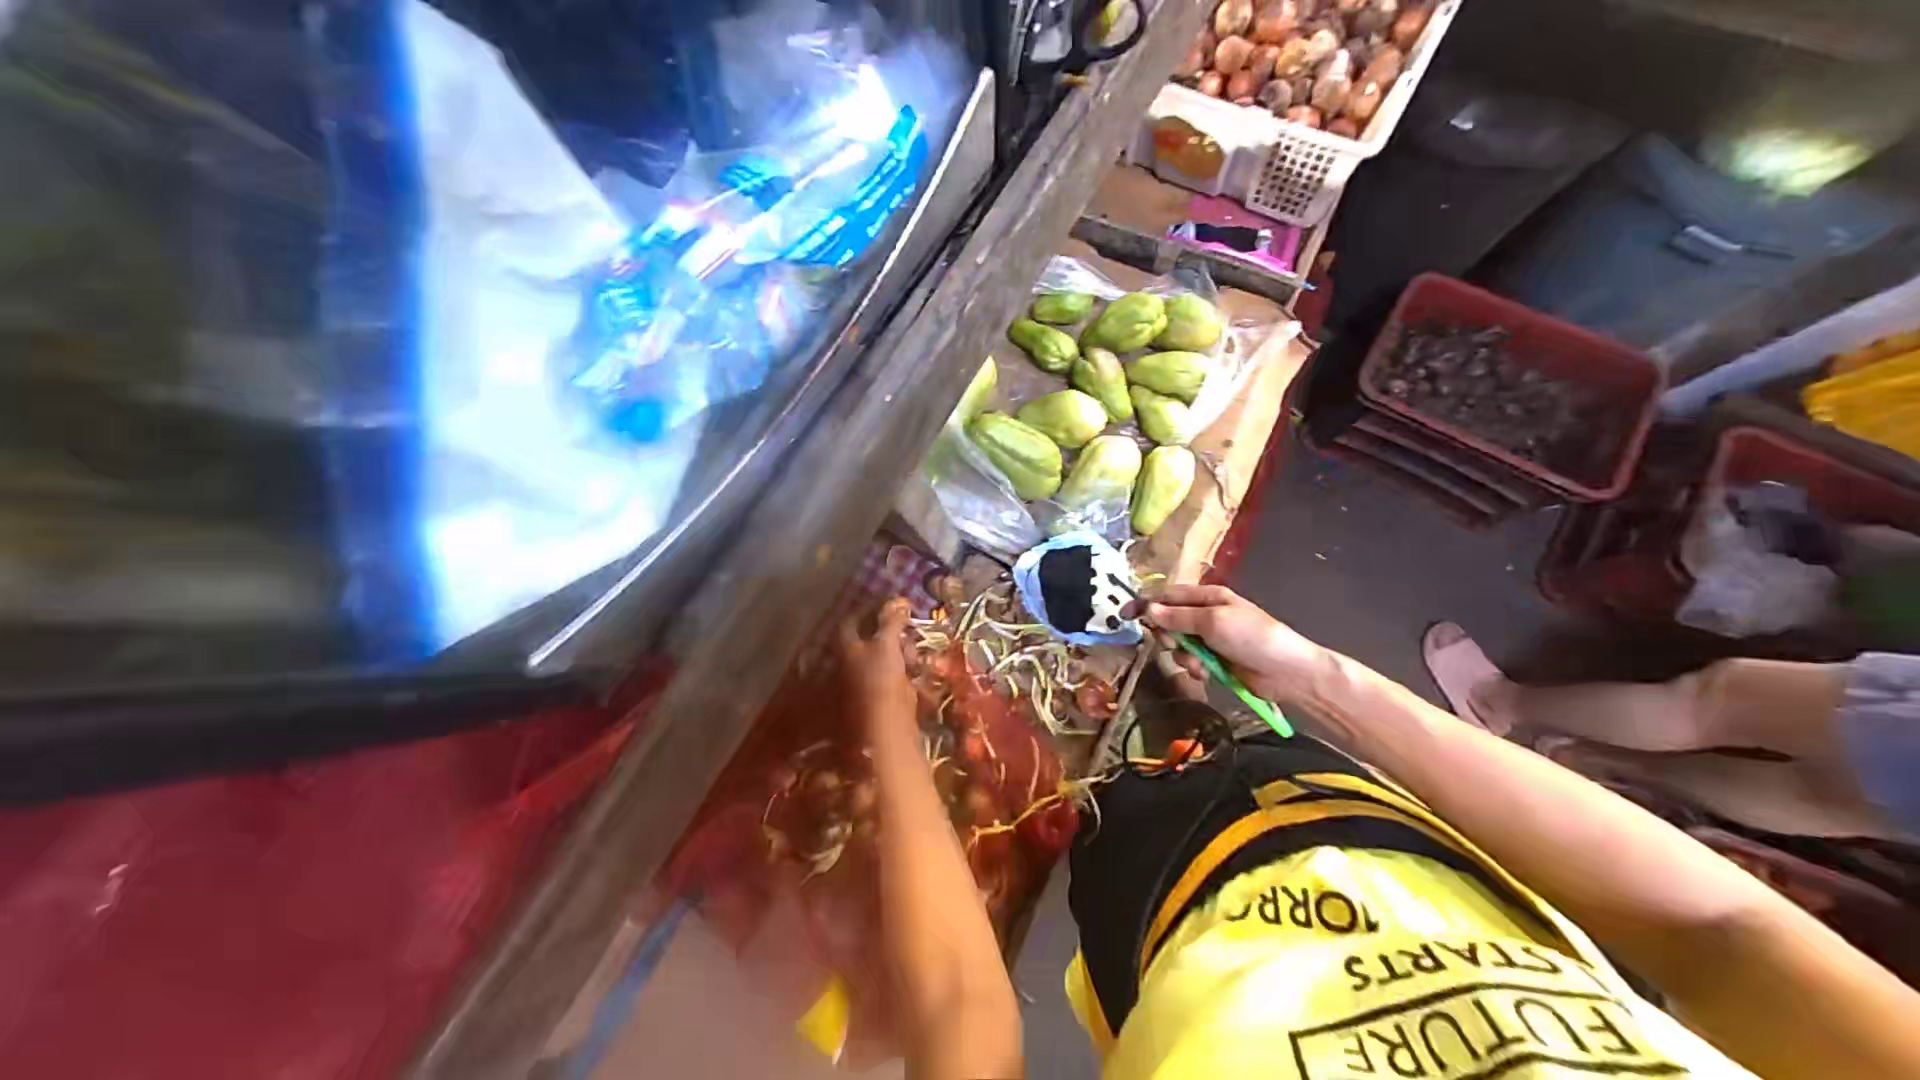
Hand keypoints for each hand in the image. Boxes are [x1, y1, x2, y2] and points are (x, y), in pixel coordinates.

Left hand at [837, 597, 916, 728]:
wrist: (885, 726)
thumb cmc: (879, 679)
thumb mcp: (886, 644)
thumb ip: (891, 621)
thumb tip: (899, 600)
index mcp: (846, 646)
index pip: (853, 619)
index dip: (871, 609)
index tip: (893, 604)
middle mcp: (852, 660)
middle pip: (873, 637)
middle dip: (893, 631)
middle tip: (909, 628)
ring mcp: (867, 677)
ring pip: (887, 654)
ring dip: (903, 650)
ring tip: (913, 655)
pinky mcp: (883, 692)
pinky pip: (896, 671)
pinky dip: (906, 667)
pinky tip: (915, 670)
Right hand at [1135, 584, 1332, 703]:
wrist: (1287, 672)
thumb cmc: (1252, 637)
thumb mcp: (1212, 622)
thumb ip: (1178, 617)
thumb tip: (1148, 609)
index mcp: (1207, 597)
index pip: (1168, 596)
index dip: (1146, 604)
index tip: (1125, 616)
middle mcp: (1206, 614)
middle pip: (1169, 620)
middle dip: (1167, 634)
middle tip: (1172, 644)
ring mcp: (1211, 638)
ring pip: (1178, 643)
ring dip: (1183, 654)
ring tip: (1198, 662)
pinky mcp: (1216, 660)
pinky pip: (1191, 660)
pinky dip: (1194, 666)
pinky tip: (1206, 672)